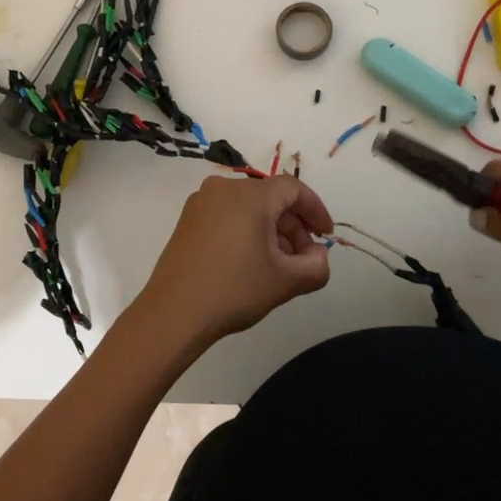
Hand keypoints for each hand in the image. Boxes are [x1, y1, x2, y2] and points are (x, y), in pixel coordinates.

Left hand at [136, 175, 333, 344]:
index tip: (326, 236)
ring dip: (271, 231)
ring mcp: (201, 202)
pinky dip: (248, 231)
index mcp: (249, 196)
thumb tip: (318, 255)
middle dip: (293, 226)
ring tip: (280, 265)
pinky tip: (252, 261)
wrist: (174, 312)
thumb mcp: (285, 281)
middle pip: (270, 197)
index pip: (293, 189)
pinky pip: (228, 215)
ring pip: (249, 207)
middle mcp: (223, 189)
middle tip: (305, 259)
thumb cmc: (234, 290)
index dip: (315, 210)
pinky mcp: (188, 219)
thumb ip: (315, 266)